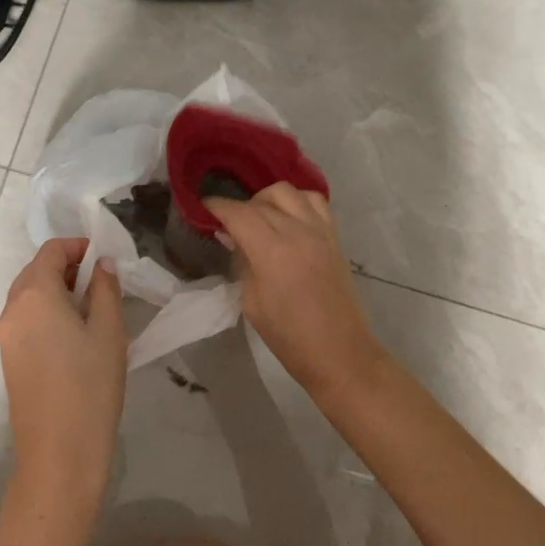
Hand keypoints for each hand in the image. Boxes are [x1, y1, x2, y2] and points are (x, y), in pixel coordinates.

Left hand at [0, 237, 126, 486]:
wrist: (59, 453)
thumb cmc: (90, 384)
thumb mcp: (109, 330)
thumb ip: (106, 288)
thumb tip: (102, 264)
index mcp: (34, 293)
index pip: (51, 250)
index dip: (78, 246)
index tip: (105, 259)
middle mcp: (12, 308)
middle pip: (36, 270)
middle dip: (67, 267)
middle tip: (101, 282)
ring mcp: (6, 335)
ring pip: (29, 295)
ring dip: (57, 290)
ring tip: (91, 308)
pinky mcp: (8, 359)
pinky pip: (26, 319)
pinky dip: (47, 312)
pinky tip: (74, 334)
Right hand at [206, 183, 384, 398]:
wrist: (340, 354)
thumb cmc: (290, 338)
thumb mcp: (252, 304)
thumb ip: (242, 263)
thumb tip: (233, 238)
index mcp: (272, 251)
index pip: (239, 213)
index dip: (217, 207)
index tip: (204, 208)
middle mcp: (297, 232)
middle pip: (261, 200)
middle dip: (240, 207)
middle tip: (230, 224)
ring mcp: (319, 231)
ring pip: (288, 192)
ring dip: (267, 198)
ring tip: (260, 218)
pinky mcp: (334, 237)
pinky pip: (314, 201)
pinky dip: (296, 201)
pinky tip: (289, 218)